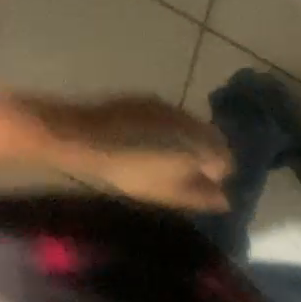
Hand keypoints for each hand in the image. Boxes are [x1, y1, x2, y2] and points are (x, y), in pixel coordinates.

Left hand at [17, 95, 231, 211]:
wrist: (73, 134)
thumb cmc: (127, 168)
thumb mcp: (167, 191)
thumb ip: (201, 197)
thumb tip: (225, 201)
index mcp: (203, 143)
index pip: (227, 161)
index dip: (220, 177)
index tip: (207, 188)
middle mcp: (191, 120)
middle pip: (212, 141)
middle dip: (206, 158)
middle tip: (190, 176)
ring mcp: (167, 107)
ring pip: (190, 129)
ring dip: (187, 144)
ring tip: (168, 161)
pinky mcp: (143, 101)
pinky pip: (169, 119)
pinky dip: (169, 132)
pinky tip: (148, 145)